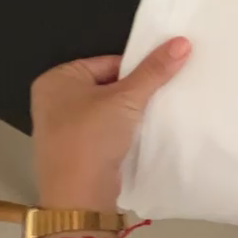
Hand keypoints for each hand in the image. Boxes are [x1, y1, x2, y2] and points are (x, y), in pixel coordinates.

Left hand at [30, 38, 190, 211]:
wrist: (79, 196)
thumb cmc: (91, 138)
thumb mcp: (126, 98)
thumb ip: (155, 70)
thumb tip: (182, 42)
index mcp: (57, 79)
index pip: (108, 63)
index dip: (137, 70)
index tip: (162, 79)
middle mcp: (55, 100)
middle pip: (109, 85)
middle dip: (136, 92)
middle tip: (164, 96)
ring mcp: (65, 127)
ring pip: (109, 110)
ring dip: (132, 114)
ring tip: (156, 115)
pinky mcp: (78, 150)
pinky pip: (107, 131)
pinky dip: (124, 131)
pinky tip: (142, 135)